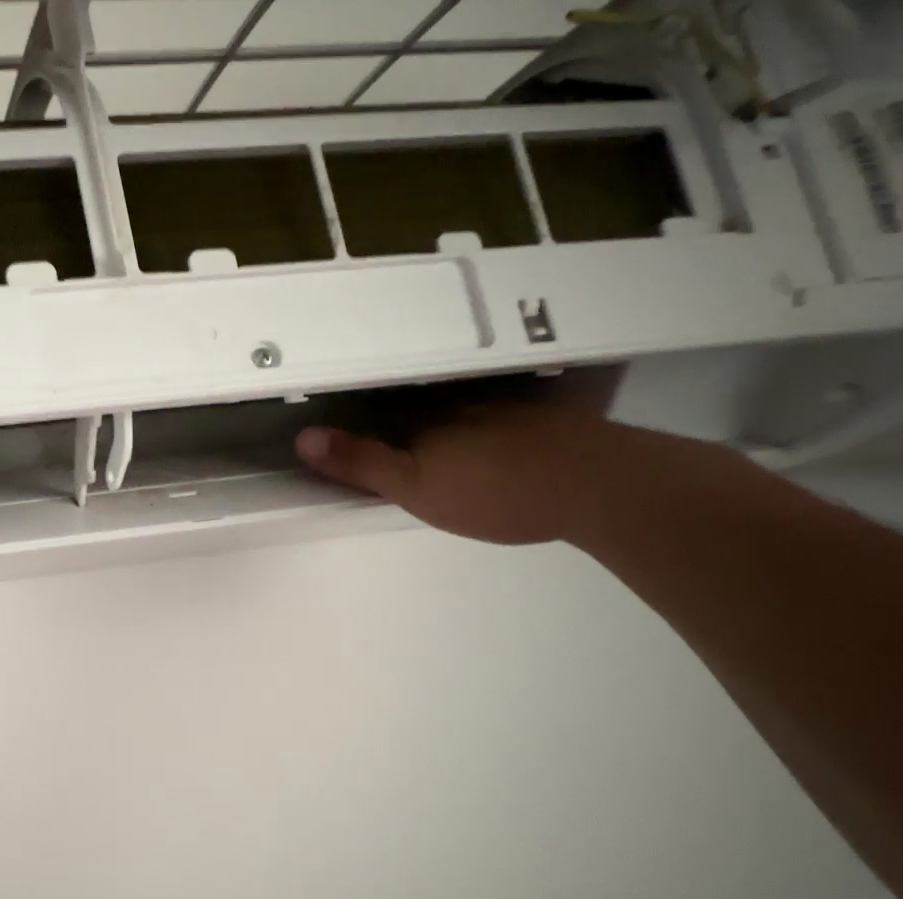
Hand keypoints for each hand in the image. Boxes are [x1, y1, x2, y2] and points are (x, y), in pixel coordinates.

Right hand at [295, 406, 624, 545]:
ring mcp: (507, 409)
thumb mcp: (414, 487)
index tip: (340, 419)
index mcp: (426, 417)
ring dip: (444, 414)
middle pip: (420, 402)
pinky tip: (491, 439)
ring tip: (432, 433)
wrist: (600, 486)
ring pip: (462, 406)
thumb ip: (361, 463)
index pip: (380, 406)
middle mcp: (462, 403)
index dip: (358, 412)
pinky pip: (500, 416)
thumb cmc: (494, 490)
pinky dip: (486, 424)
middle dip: (400, 410)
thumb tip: (302, 437)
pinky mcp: (546, 423)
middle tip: (384, 423)